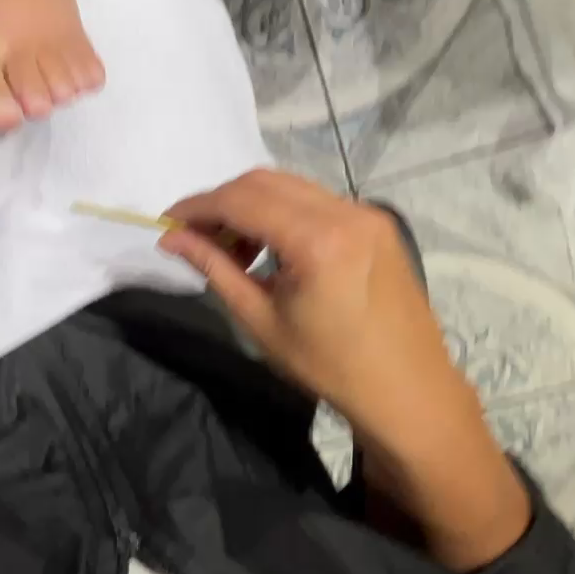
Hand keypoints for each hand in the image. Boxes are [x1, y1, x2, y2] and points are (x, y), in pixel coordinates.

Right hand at [155, 170, 464, 424]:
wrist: (409, 390)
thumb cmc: (328, 365)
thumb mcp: (258, 318)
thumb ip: (213, 267)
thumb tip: (170, 239)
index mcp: (318, 240)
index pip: (240, 201)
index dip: (195, 207)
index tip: (165, 224)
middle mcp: (345, 213)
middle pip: (262, 182)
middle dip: (218, 203)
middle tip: (192, 237)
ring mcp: (366, 215)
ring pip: (286, 187)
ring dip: (247, 206)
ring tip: (228, 248)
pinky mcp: (374, 224)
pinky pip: (311, 200)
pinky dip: (276, 213)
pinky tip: (265, 248)